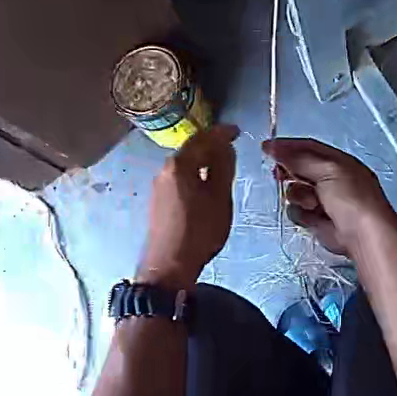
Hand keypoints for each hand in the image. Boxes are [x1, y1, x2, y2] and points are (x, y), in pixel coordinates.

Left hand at [137, 124, 238, 288]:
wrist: (168, 264)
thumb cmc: (199, 230)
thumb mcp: (219, 198)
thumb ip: (223, 168)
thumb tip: (224, 147)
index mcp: (179, 165)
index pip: (202, 139)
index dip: (221, 132)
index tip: (236, 131)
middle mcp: (165, 170)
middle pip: (191, 149)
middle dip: (212, 145)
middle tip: (232, 146)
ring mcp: (159, 186)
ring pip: (185, 164)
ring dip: (204, 160)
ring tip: (223, 164)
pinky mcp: (159, 200)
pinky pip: (181, 177)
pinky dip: (196, 172)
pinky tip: (206, 183)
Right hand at [263, 137, 396, 257]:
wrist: (363, 235)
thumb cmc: (350, 197)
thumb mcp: (328, 170)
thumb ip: (300, 159)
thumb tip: (275, 147)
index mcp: (339, 162)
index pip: (309, 148)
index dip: (288, 146)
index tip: (266, 147)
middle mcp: (332, 179)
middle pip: (301, 169)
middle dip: (289, 171)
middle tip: (277, 174)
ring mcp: (324, 200)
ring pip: (296, 191)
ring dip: (299, 195)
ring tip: (311, 203)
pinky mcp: (317, 220)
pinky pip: (298, 211)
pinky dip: (301, 213)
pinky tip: (311, 216)